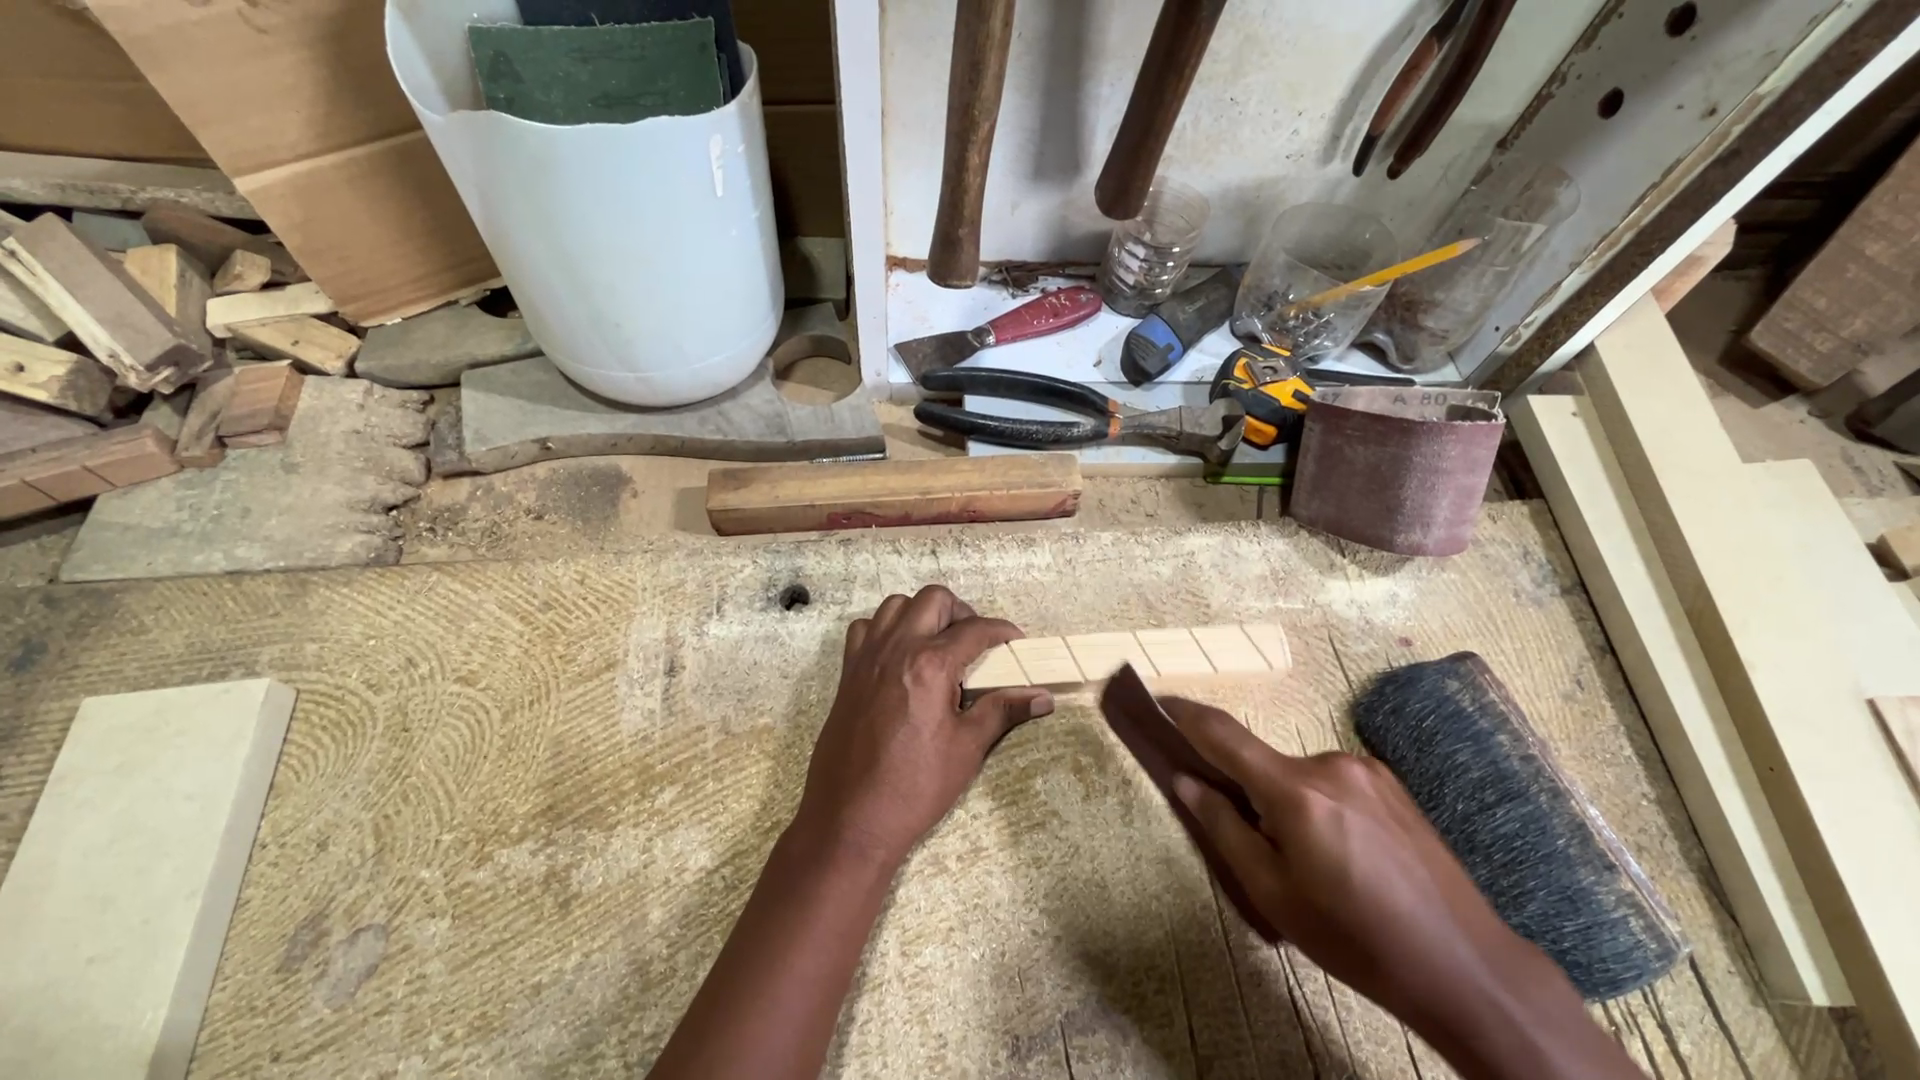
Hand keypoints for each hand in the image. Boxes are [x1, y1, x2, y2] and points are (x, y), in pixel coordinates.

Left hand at [793, 586, 1053, 867]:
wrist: (850, 819)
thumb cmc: (914, 787)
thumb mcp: (967, 749)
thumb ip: (1003, 711)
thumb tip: (1042, 696)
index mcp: (930, 665)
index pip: (975, 630)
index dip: (1002, 631)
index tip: (1016, 641)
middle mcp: (896, 649)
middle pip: (934, 599)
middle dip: (962, 612)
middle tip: (976, 643)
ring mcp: (866, 658)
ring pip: (896, 605)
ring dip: (922, 614)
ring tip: (939, 645)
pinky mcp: (847, 674)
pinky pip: (866, 629)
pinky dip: (885, 629)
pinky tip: (900, 658)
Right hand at [1161, 699, 1641, 1079]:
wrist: (1464, 964)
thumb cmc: (1355, 939)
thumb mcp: (1274, 894)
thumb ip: (1224, 829)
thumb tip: (1186, 782)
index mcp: (1297, 791)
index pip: (1224, 736)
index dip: (1185, 714)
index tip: (1157, 700)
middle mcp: (1332, 764)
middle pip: (1264, 765)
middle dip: (1246, 794)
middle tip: (1254, 851)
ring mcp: (1369, 772)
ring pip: (1300, 779)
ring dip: (1286, 806)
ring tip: (1310, 869)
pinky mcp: (1394, 786)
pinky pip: (1333, 785)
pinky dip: (1317, 809)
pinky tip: (1343, 861)